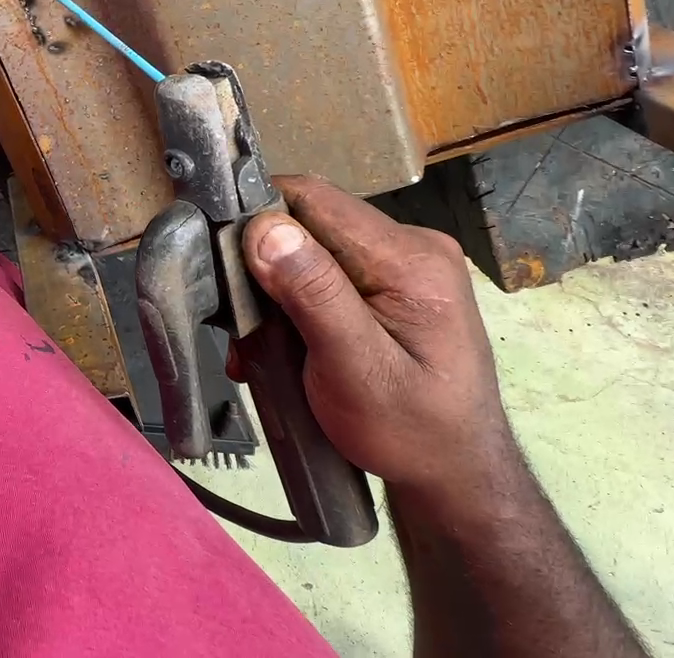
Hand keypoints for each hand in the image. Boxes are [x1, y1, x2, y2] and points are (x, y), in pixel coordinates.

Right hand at [239, 176, 519, 498]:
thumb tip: (265, 229)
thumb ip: (314, 295)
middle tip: (238, 320)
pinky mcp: (384, 280)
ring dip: (266, 286)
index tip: (220, 262)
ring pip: (302, 245)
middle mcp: (408, 244)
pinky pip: (315, 267)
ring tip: (255, 338)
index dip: (254, 218)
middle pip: (302, 220)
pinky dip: (284, 297)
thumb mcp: (356, 369)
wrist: (453, 475)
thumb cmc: (409, 431)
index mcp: (409, 258)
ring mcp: (398, 261)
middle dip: (256, 262)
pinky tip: (277, 338)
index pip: (310, 199)